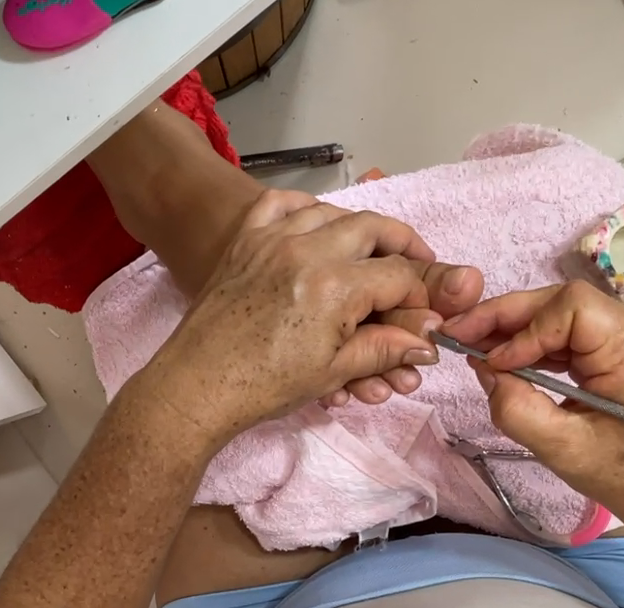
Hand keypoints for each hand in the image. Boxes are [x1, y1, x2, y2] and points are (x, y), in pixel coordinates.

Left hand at [144, 190, 482, 440]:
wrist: (198, 386)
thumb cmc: (262, 387)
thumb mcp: (333, 373)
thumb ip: (384, 350)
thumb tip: (425, 342)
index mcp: (335, 286)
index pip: (398, 276)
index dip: (420, 296)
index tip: (425, 313)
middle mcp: (307, 250)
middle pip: (374, 229)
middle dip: (403, 246)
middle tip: (417, 263)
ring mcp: (273, 239)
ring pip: (332, 211)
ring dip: (360, 226)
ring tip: (375, 246)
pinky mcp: (246, 241)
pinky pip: (282, 204)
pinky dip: (306, 209)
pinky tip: (318, 226)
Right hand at [441, 281, 623, 525]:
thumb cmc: (620, 473)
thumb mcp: (561, 448)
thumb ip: (517, 408)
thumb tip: (484, 370)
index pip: (572, 307)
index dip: (524, 329)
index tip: (491, 361)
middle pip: (562, 301)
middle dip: (507, 317)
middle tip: (458, 334)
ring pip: (560, 312)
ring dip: (514, 328)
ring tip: (474, 345)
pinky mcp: (619, 343)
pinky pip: (568, 330)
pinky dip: (533, 342)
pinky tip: (504, 357)